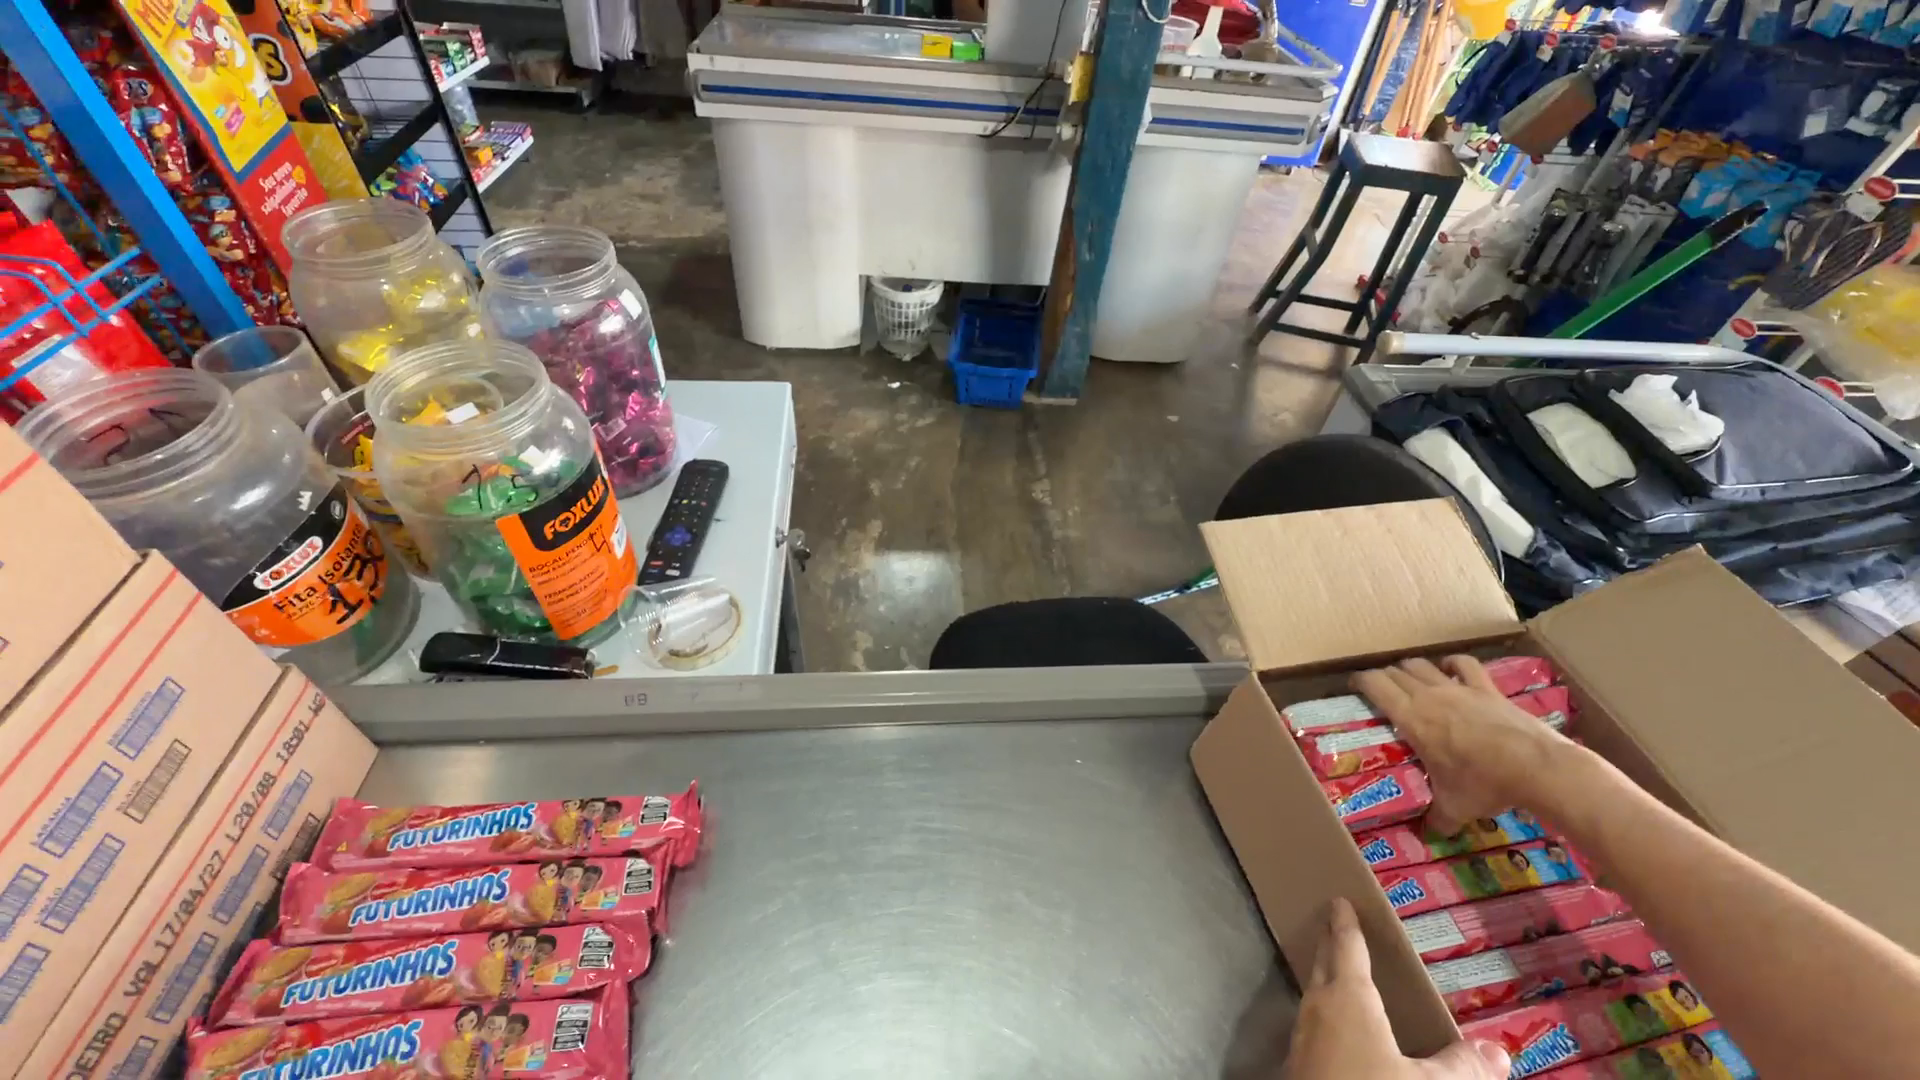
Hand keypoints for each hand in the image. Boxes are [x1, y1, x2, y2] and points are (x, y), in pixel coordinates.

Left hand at [1282, 898, 1510, 1079]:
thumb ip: (1462, 1068)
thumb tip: (1500, 1051)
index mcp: (1347, 999)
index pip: (1346, 948)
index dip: (1345, 924)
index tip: (1338, 901)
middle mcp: (1318, 1008)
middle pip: (1324, 965)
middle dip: (1331, 945)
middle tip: (1335, 926)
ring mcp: (1302, 1037)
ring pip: (1315, 995)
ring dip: (1326, 980)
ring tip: (1339, 975)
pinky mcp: (1296, 1065)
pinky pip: (1314, 1025)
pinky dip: (1325, 1013)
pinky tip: (1337, 1031)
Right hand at [1350, 656, 1575, 834]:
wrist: (1537, 768)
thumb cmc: (1484, 784)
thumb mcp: (1454, 807)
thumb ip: (1437, 819)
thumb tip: (1429, 836)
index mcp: (1410, 718)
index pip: (1374, 685)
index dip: (1360, 681)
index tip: (1353, 686)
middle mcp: (1428, 696)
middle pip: (1395, 671)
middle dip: (1384, 677)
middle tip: (1381, 690)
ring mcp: (1458, 688)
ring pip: (1423, 664)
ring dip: (1411, 668)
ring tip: (1409, 678)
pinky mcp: (1486, 688)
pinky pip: (1464, 664)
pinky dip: (1452, 663)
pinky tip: (1450, 668)